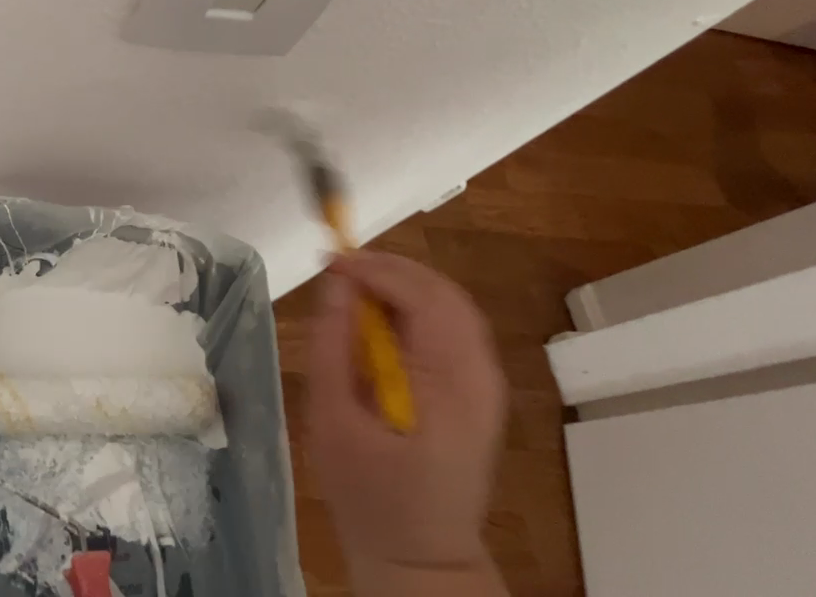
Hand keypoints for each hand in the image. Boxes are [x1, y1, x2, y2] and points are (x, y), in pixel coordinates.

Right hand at [305, 252, 507, 594]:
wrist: (418, 554)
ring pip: (452, 305)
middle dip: (391, 268)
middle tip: (339, 268)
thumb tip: (335, 284)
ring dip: (403, 284)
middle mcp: (479, 377)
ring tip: (353, 285)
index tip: (330, 261)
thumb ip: (332, 345)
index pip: (424, 299)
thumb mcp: (333, 418)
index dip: (376, 269)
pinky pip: (452, 327)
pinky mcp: (477, 390)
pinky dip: (415, 306)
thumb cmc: (367, 491)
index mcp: (448, 386)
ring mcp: (485, 383)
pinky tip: (379, 316)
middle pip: (445, 294)